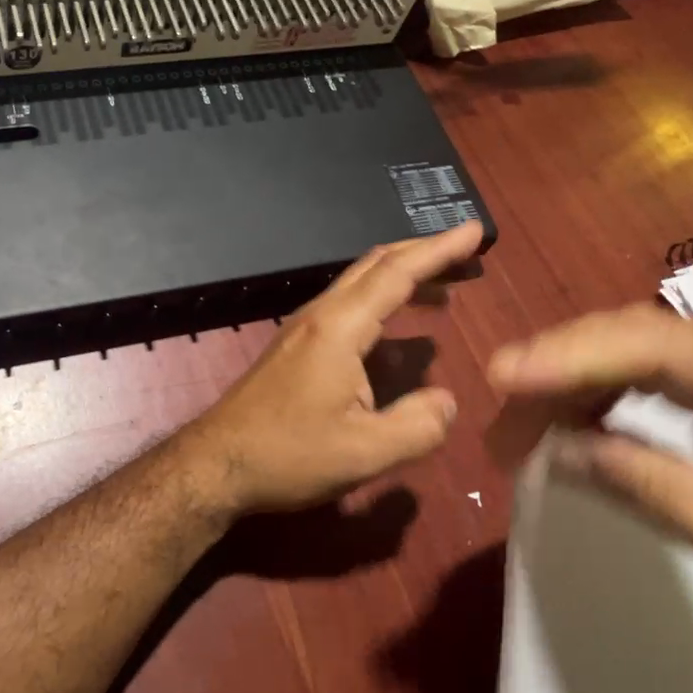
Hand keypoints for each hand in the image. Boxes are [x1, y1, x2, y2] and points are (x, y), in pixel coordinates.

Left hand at [176, 221, 482, 516]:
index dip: (438, 250)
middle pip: (375, 266)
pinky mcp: (297, 345)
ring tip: (447, 287)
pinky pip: (348, 305)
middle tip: (467, 252)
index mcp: (339, 328)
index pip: (396, 274)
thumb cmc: (289, 455)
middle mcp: (321, 315)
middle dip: (423, 253)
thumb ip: (417, 426)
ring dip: (402, 276)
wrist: (218, 462)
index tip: (474, 230)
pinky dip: (382, 300)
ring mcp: (304, 327)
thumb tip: (448, 401)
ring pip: (360, 284)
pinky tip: (399, 327)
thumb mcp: (365, 453)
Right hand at [487, 307, 692, 692]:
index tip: (498, 377)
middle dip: (554, 372)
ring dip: (570, 380)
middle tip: (499, 424)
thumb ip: (642, 483)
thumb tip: (550, 448)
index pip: (647, 346)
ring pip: (632, 342)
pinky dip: (604, 386)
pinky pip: (653, 360)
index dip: (564, 357)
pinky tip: (572, 418)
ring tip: (521, 427)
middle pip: (630, 334)